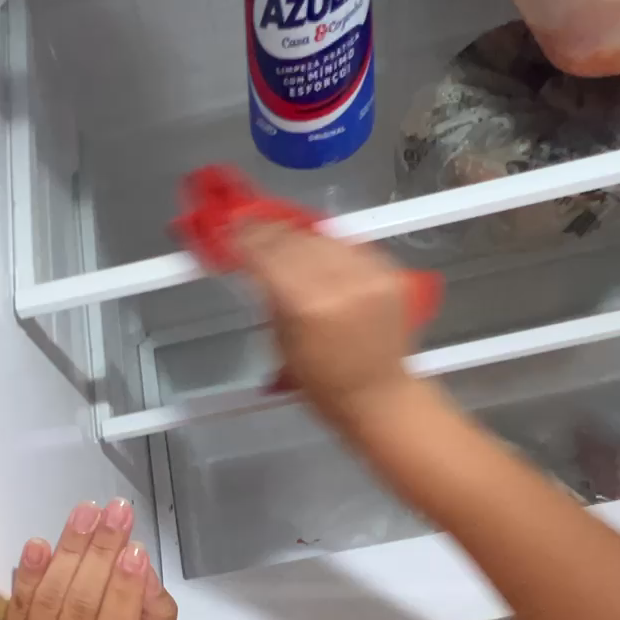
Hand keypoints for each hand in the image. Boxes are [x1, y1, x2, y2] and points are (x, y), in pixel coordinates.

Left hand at [3, 499, 177, 619]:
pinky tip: (41, 543)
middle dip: (100, 555)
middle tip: (116, 511)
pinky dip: (28, 573)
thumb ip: (157, 616)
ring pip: (48, 601)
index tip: (135, 550)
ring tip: (87, 512)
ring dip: (68, 551)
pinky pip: (18, 606)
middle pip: (79, 610)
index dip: (123, 593)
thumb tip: (142, 570)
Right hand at [231, 218, 417, 427]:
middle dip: (268, 230)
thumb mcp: (281, 343)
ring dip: (297, 234)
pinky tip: (316, 250)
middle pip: (293, 238)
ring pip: (322, 236)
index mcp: (305, 305)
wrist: (378, 396)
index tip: (230, 227)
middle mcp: (338, 282)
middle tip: (249, 223)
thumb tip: (257, 265)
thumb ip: (271, 298)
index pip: (266, 255)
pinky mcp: (389, 272)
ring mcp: (368, 274)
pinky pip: (350, 246)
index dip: (244, 238)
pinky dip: (328, 246)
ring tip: (280, 234)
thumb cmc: (322, 384)